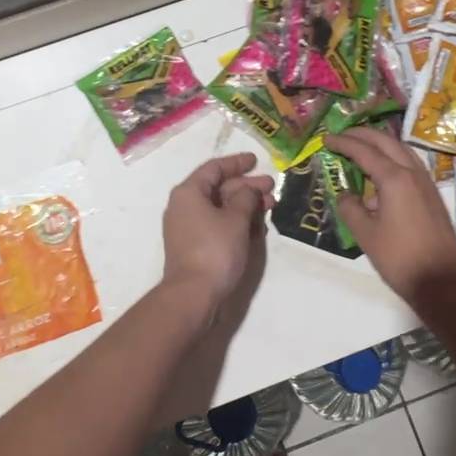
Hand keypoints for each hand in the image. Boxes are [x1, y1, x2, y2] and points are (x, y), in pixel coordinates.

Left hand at [160, 154, 276, 311]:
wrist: (193, 294)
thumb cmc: (215, 250)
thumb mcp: (236, 219)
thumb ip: (246, 198)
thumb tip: (250, 189)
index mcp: (189, 192)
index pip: (214, 168)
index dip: (237, 163)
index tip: (256, 161)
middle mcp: (184, 206)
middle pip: (219, 188)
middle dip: (247, 187)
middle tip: (272, 189)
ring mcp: (188, 227)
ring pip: (220, 208)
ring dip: (245, 207)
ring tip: (270, 209)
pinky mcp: (194, 246)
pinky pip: (217, 226)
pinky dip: (237, 224)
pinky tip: (257, 230)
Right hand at [327, 129, 455, 308]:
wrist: (442, 282)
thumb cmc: (399, 258)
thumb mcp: (365, 234)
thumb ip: (350, 208)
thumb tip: (346, 195)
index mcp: (395, 179)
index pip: (364, 151)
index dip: (344, 143)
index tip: (326, 139)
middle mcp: (413, 173)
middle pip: (386, 142)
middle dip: (363, 135)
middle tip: (343, 135)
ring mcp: (426, 183)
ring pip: (402, 150)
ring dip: (381, 144)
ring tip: (362, 147)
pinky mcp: (432, 195)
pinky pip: (410, 164)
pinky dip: (393, 158)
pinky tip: (382, 173)